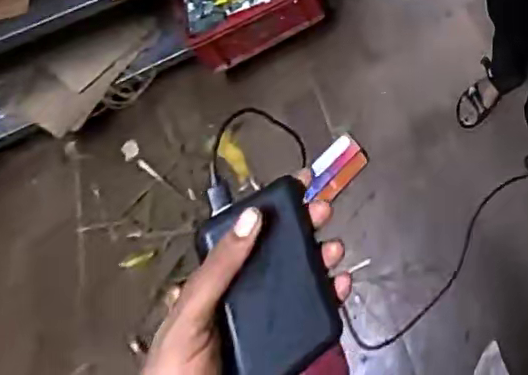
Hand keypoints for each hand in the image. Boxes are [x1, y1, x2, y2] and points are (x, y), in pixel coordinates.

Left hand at [143, 173, 352, 374]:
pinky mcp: (288, 345)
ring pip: (303, 276)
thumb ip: (218, 270)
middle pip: (282, 249)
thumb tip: (253, 216)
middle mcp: (246, 295)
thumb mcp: (187, 320)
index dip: (273, 206)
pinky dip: (333, 293)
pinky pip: (315, 312)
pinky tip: (340, 285)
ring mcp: (268, 321)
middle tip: (323, 211)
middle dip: (306, 224)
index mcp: (217, 283)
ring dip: (323, 256)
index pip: (248, 234)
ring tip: (334, 251)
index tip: (300, 182)